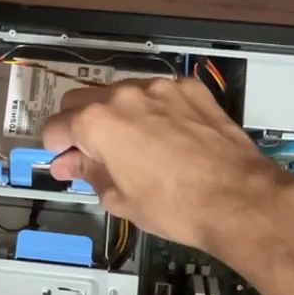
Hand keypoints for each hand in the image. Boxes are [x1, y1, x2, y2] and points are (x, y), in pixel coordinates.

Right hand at [41, 77, 293, 255]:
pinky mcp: (190, 89)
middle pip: (81, 99)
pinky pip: (158, 93)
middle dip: (78, 123)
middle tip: (89, 151)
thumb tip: (69, 165)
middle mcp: (123, 95)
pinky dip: (152, 108)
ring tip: (130, 143)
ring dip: (114, 112)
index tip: (62, 160)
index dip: (55, 146)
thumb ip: (88, 174)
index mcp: (97, 123)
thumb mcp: (119, 199)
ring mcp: (160, 88)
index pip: (56, 126)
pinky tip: (164, 134)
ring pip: (120, 92)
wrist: (238, 199)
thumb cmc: (174, 207)